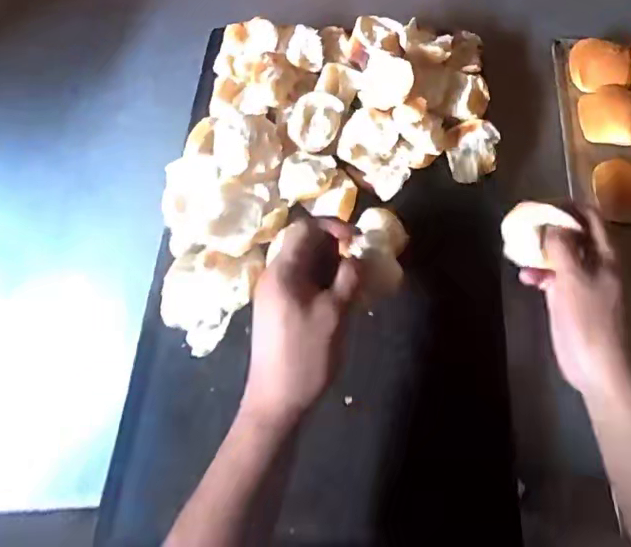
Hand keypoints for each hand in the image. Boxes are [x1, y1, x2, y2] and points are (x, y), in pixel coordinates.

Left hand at [242, 217, 360, 423]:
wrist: (274, 404)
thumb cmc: (305, 356)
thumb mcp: (334, 314)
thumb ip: (347, 279)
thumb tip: (357, 257)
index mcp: (282, 271)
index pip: (305, 227)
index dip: (332, 226)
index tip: (356, 241)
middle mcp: (273, 275)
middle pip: (304, 243)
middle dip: (334, 246)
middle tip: (358, 260)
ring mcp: (272, 293)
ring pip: (304, 262)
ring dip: (329, 264)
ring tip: (353, 279)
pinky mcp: (276, 309)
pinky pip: (300, 280)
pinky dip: (321, 280)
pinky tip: (339, 298)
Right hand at [519, 208, 630, 401]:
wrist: (602, 372)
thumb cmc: (590, 321)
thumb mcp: (573, 278)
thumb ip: (562, 246)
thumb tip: (552, 223)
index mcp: (606, 255)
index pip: (590, 217)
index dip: (568, 207)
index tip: (542, 206)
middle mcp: (598, 264)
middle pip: (575, 234)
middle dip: (551, 227)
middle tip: (526, 224)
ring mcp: (586, 283)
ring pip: (563, 256)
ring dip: (543, 251)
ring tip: (520, 249)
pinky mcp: (573, 302)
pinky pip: (557, 278)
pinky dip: (542, 274)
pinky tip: (525, 278)